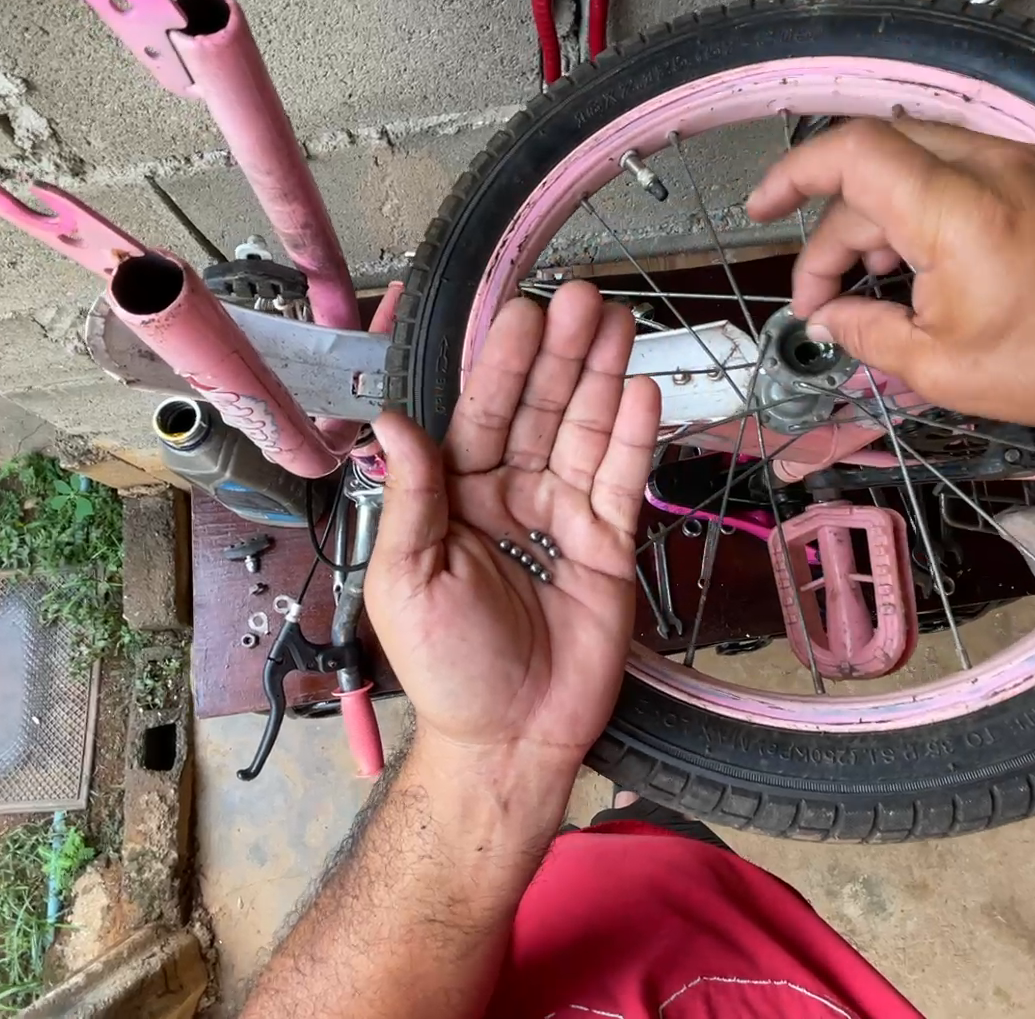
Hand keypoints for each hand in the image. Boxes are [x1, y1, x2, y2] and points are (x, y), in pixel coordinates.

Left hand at [367, 283, 660, 795]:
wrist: (510, 735)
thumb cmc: (447, 665)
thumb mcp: (408, 580)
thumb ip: (412, 499)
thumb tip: (392, 422)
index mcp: (458, 497)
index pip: (484, 416)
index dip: (504, 365)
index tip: (524, 314)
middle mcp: (511, 495)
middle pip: (542, 413)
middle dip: (562, 356)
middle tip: (584, 300)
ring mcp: (564, 518)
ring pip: (586, 436)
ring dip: (602, 380)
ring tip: (620, 325)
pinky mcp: (609, 545)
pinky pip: (622, 484)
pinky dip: (633, 440)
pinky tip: (642, 393)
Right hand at [745, 117, 1034, 432]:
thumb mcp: (940, 368)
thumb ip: (865, 334)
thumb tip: (827, 321)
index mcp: (954, 211)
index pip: (849, 152)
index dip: (790, 175)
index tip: (759, 211)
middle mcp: (989, 168)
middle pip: (873, 166)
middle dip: (831, 230)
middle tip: (823, 299)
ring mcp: (1024, 165)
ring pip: (913, 167)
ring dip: (874, 223)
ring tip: (874, 290)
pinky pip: (958, 175)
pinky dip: (918, 215)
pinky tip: (922, 270)